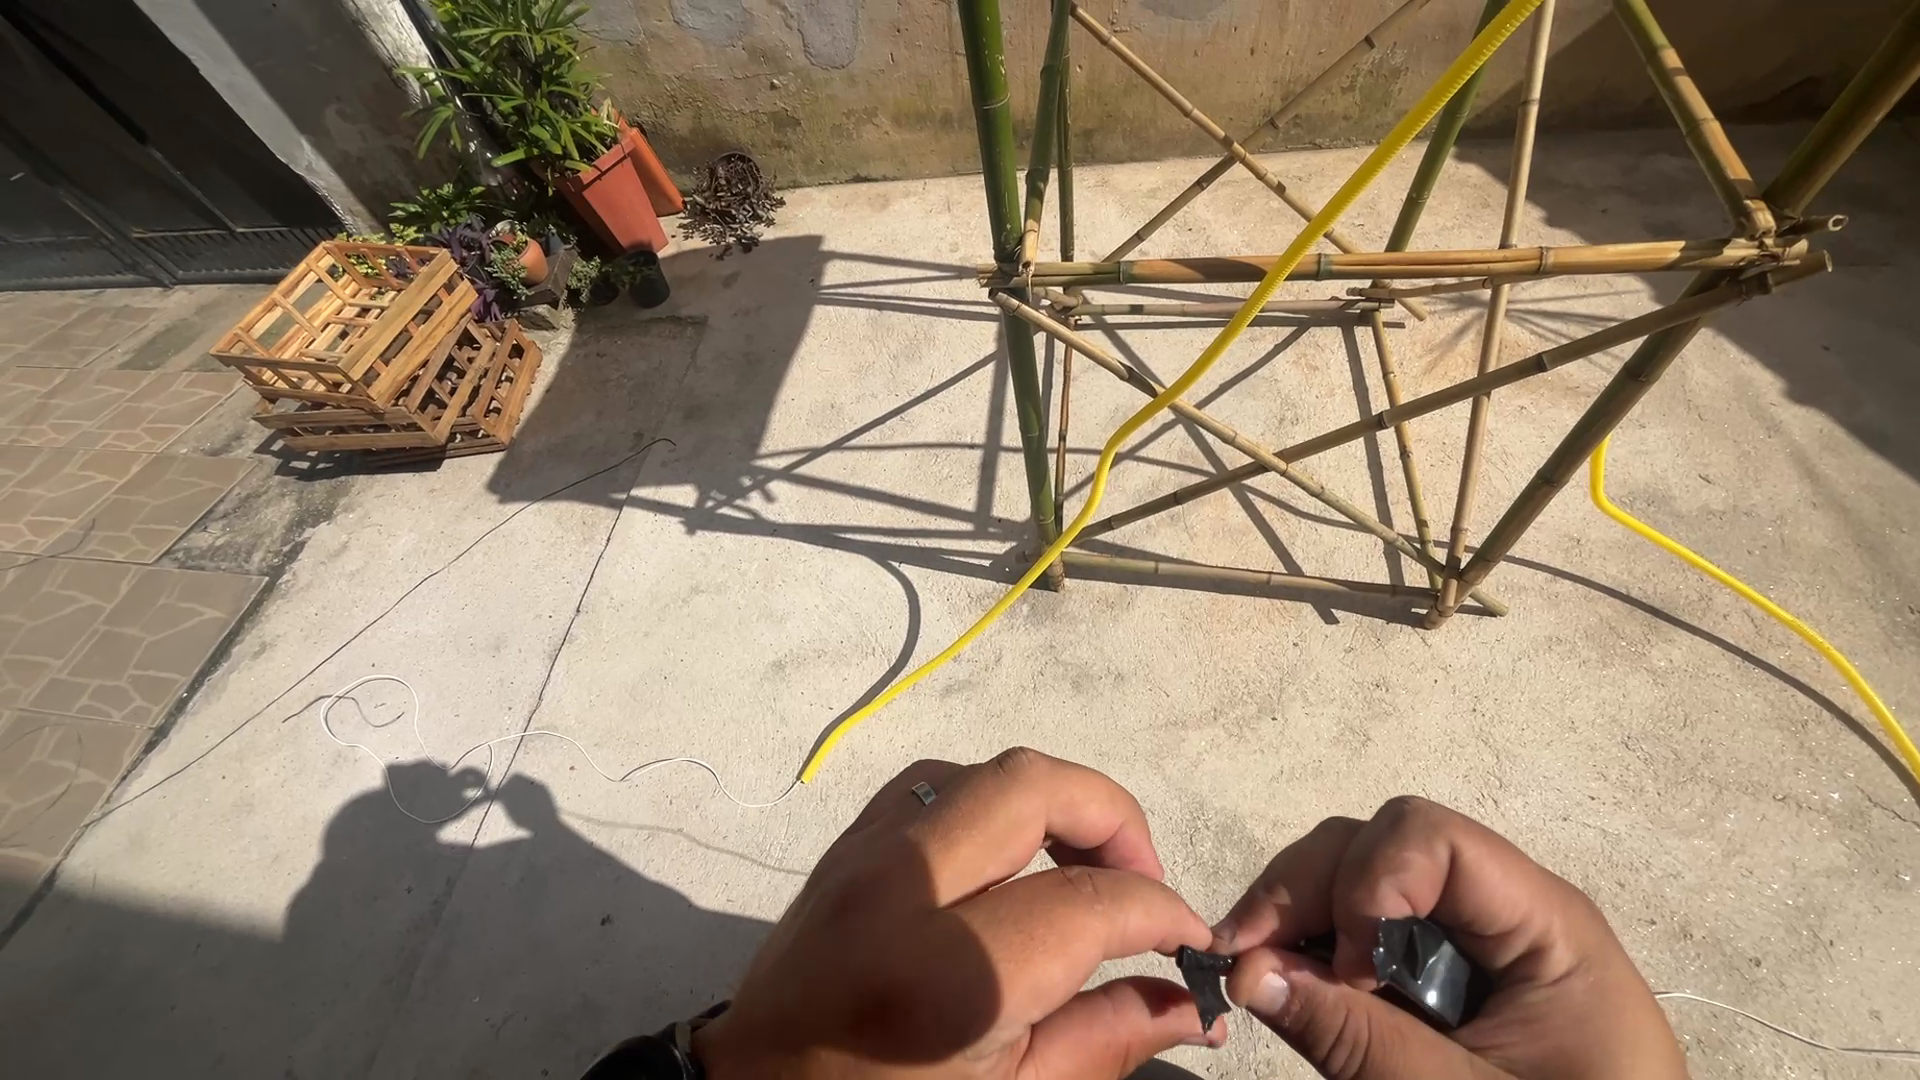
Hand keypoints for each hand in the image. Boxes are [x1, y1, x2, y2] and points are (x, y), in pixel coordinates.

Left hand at [694, 748, 1223, 1077]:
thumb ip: (1103, 1040)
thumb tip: (1189, 1002)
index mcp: (945, 973)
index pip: (1083, 902)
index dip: (1159, 910)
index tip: (1189, 936)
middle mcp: (902, 884)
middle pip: (1030, 785)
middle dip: (1111, 815)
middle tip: (1142, 880)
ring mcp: (865, 848)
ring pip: (986, 770)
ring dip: (1054, 801)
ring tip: (1085, 864)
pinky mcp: (851, 839)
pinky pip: (940, 782)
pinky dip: (996, 801)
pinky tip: (1012, 853)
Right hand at [1212, 796, 1685, 1079]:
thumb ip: (1361, 1041)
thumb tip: (1245, 973)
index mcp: (1538, 921)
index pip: (1430, 837)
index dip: (1369, 880)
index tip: (1344, 970)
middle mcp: (1488, 902)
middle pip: (1368, 844)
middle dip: (1300, 892)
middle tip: (1241, 955)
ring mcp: (1448, 928)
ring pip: (1343, 873)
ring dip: (1287, 914)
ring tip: (1249, 968)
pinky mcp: (1418, 959)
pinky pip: (1344, 921)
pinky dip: (1299, 941)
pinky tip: (1277, 976)